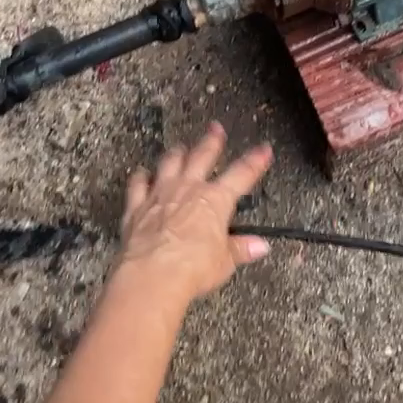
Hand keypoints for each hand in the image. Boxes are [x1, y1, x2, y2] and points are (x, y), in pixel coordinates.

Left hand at [115, 122, 272, 304]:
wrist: (153, 274)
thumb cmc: (193, 269)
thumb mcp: (224, 262)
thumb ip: (241, 249)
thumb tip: (260, 246)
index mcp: (216, 199)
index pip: (242, 174)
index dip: (255, 160)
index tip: (264, 148)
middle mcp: (189, 188)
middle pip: (202, 156)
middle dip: (211, 140)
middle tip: (215, 128)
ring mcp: (161, 193)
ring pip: (170, 163)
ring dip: (176, 154)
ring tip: (180, 147)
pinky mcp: (137, 206)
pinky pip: (137, 184)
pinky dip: (139, 177)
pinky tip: (140, 172)